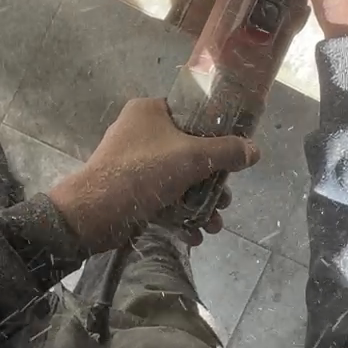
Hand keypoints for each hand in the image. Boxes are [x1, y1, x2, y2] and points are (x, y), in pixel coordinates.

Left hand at [48, 98, 258, 253]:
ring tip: (214, 226)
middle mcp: (140, 133)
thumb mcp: (192, 158)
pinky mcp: (129, 191)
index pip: (191, 115)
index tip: (233, 157)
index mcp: (150, 111)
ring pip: (178, 180)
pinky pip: (162, 198)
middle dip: (211, 183)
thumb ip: (226, 152)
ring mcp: (133, 164)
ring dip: (199, 204)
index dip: (216, 135)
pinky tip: (194, 236)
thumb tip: (254, 150)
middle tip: (225, 201)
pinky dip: (179, 215)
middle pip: (189, 152)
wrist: (93, 214)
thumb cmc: (142, 172)